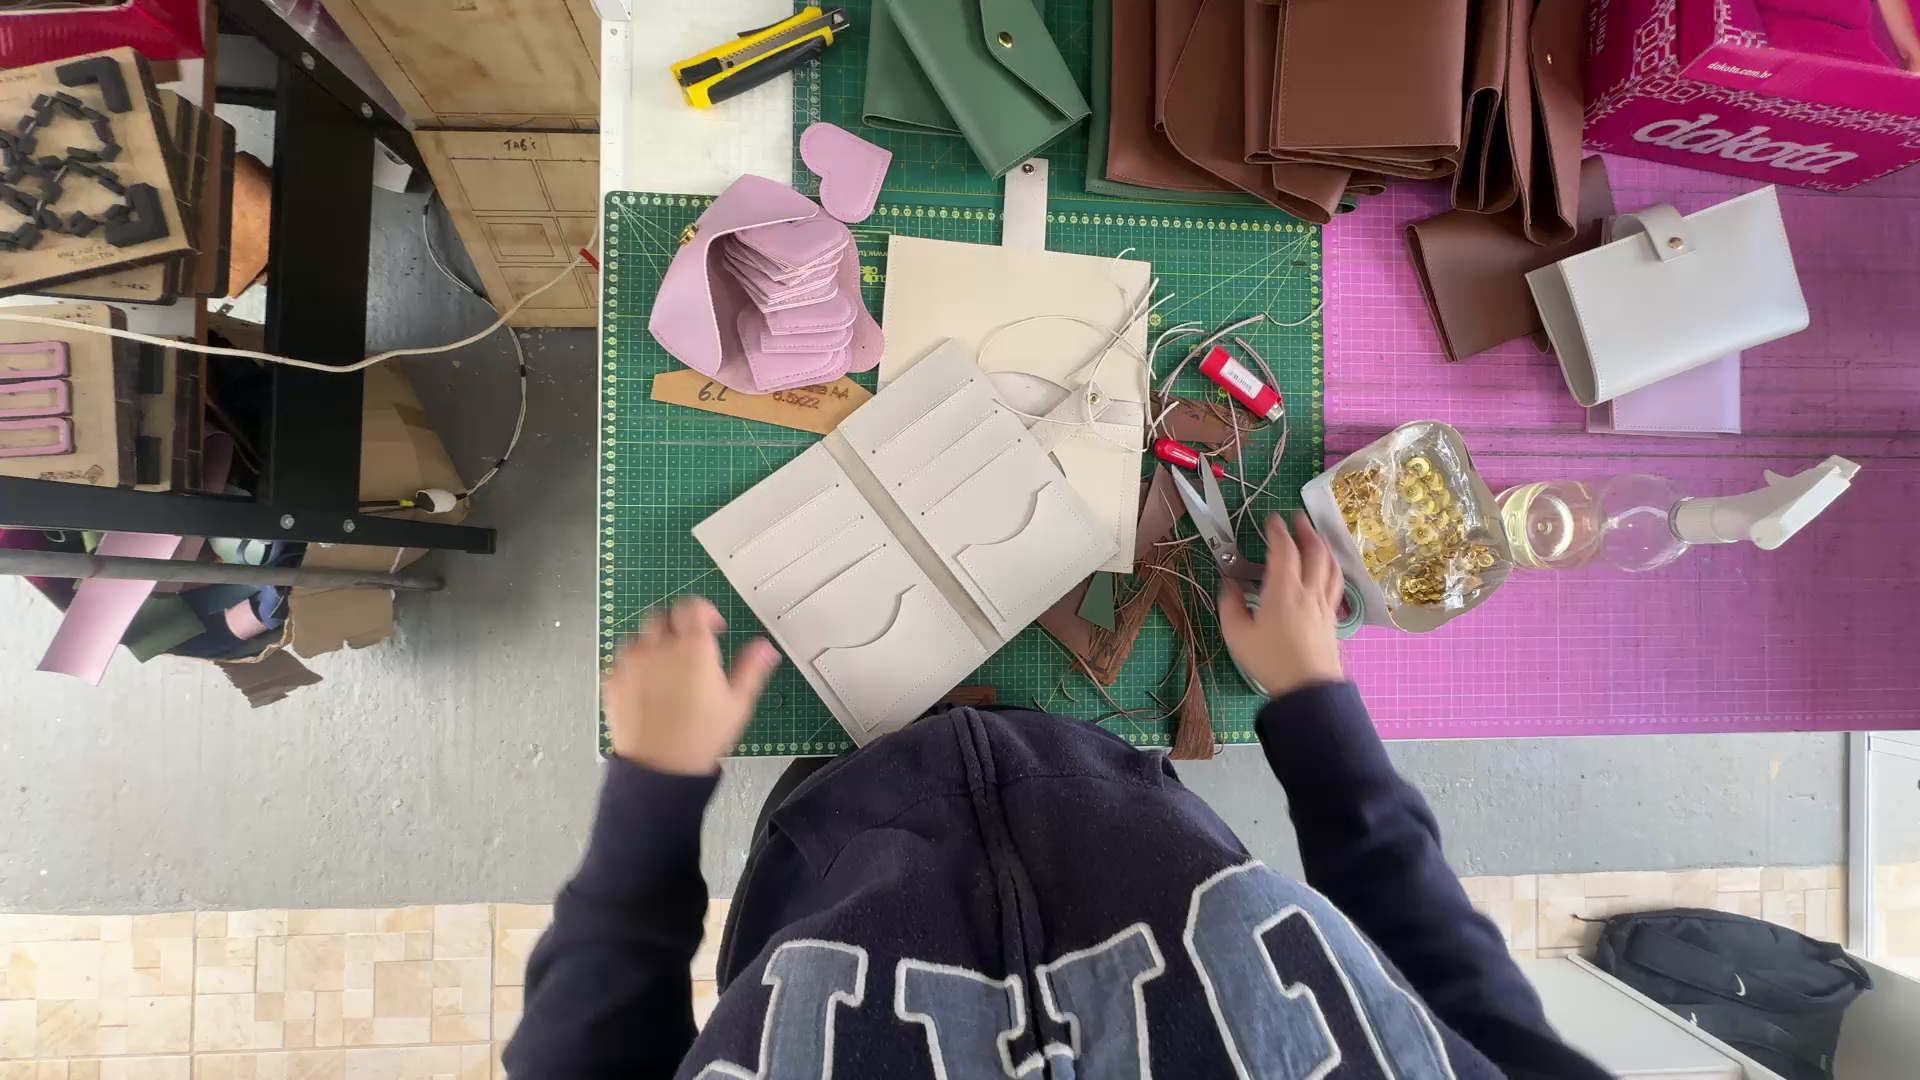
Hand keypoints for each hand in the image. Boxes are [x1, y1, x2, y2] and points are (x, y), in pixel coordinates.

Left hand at [604, 595, 780, 774]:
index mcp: (693, 648)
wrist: (660, 768)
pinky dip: (634, 663)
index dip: (704, 611)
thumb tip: (765, 648)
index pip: (692, 607)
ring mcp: (632, 664)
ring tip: (666, 662)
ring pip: (638, 636)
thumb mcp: (738, 702)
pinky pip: (621, 660)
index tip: (713, 626)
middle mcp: (659, 649)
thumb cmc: (701, 737)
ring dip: (653, 641)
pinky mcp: (613, 682)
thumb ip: (751, 669)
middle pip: (662, 615)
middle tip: (689, 642)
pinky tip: (646, 682)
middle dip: (677, 623)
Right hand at [1218, 511, 1345, 697]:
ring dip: (1323, 547)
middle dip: (1307, 532)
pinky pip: (1335, 584)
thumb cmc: (1269, 660)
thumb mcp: (1237, 634)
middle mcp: (1308, 591)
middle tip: (1298, 519)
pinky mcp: (1332, 618)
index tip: (1273, 520)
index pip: (1284, 551)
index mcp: (1283, 590)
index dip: (1279, 532)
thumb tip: (1230, 584)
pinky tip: (1327, 571)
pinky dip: (1331, 568)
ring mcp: (1324, 604)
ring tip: (1316, 538)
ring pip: (1331, 566)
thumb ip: (1231, 604)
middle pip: (1315, 552)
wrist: (1307, 688)